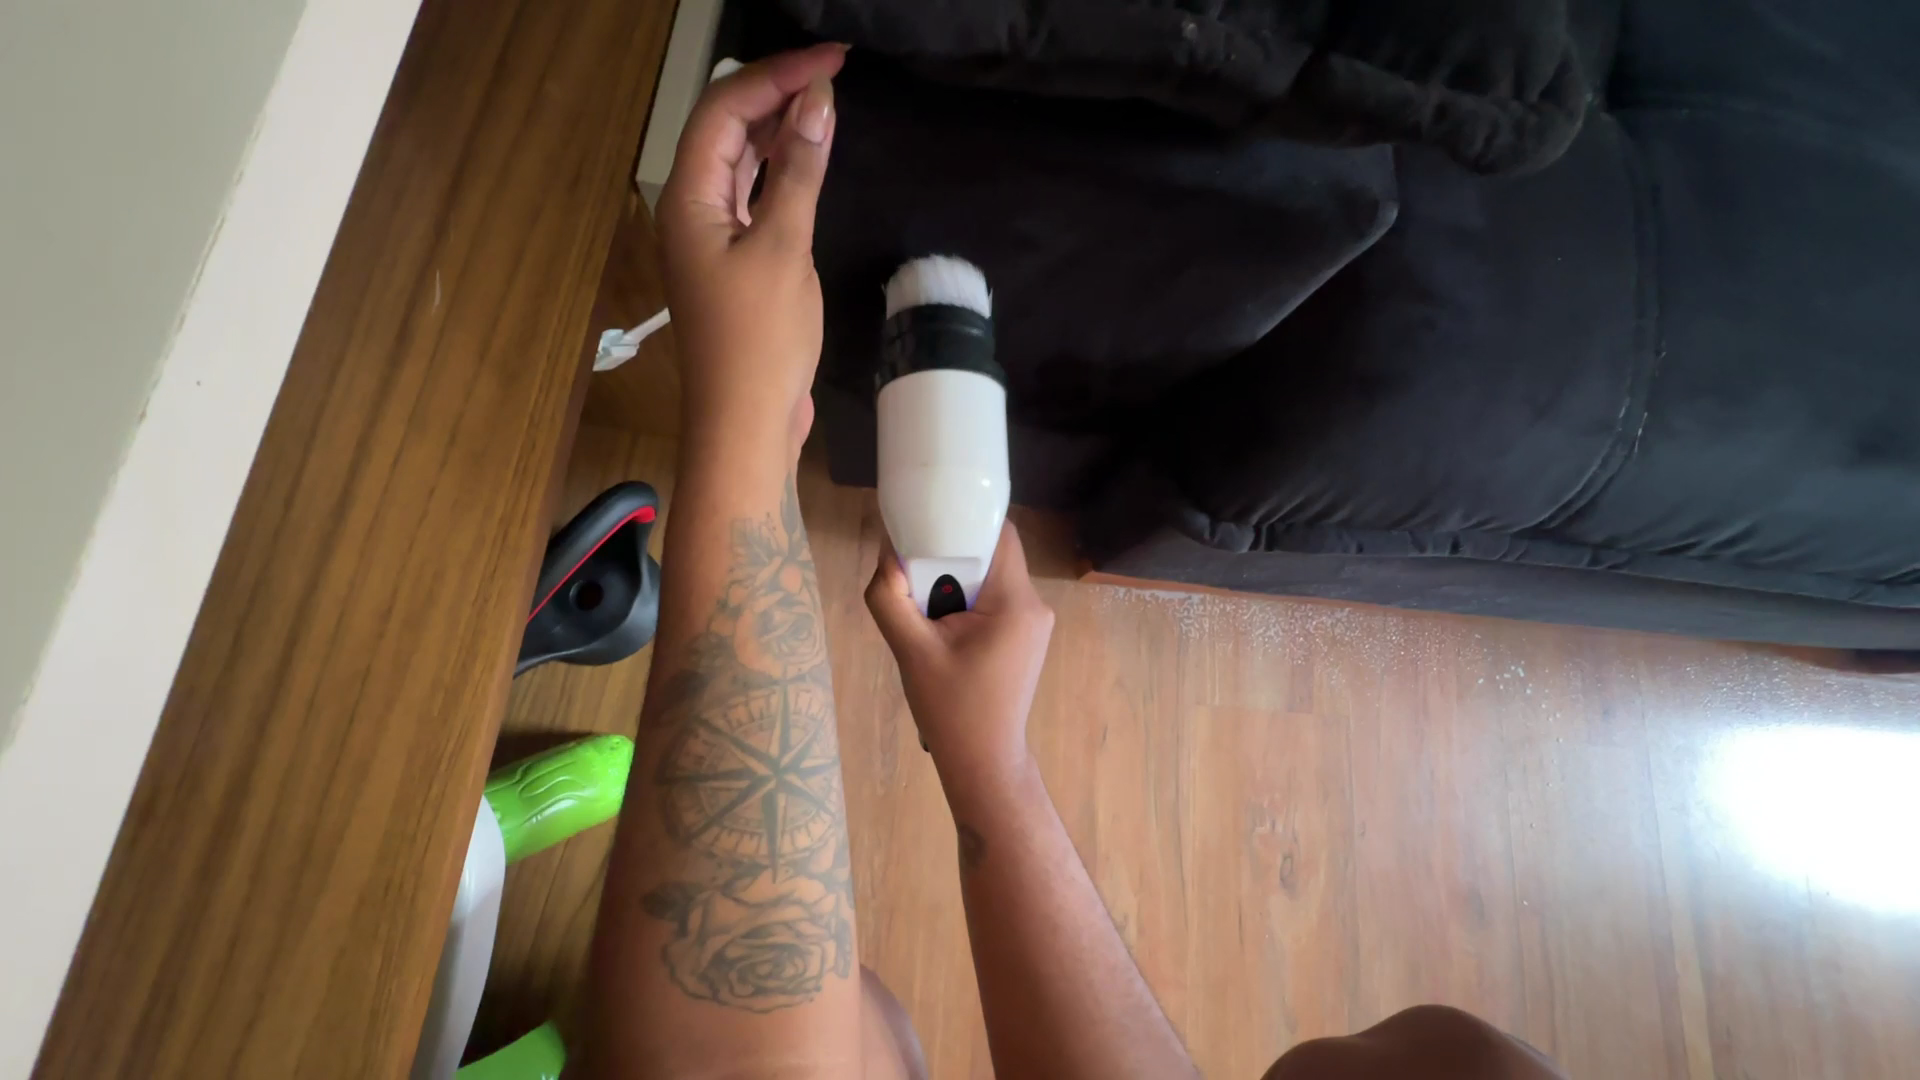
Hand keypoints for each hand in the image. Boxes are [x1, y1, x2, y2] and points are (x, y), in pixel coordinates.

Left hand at [657, 44, 845, 459]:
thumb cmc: (760, 341)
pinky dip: (781, 179)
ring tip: (825, 110)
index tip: (833, 62)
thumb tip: (817, 103)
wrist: (747, 423)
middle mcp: (691, 211)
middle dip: (776, 96)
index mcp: (687, 198)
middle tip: (833, 78)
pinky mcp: (737, 268)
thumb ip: (799, 173)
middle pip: (727, 132)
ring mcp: (713, 242)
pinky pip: (753, 204)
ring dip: (779, 135)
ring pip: (741, 168)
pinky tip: (808, 168)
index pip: (726, 110)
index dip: (776, 75)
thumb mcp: (784, 249)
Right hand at [865, 523, 1054, 787]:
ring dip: (959, 579)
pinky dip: (969, 599)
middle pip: (994, 553)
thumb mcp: (909, 650)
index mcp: (1014, 602)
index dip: (963, 520)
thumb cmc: (949, 707)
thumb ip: (890, 596)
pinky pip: (998, 598)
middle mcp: (1035, 604)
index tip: (927, 522)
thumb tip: (887, 552)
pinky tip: (945, 622)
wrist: (983, 759)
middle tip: (917, 568)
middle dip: (954, 554)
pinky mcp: (1027, 635)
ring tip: (928, 601)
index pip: (998, 534)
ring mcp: (1036, 621)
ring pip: (994, 575)